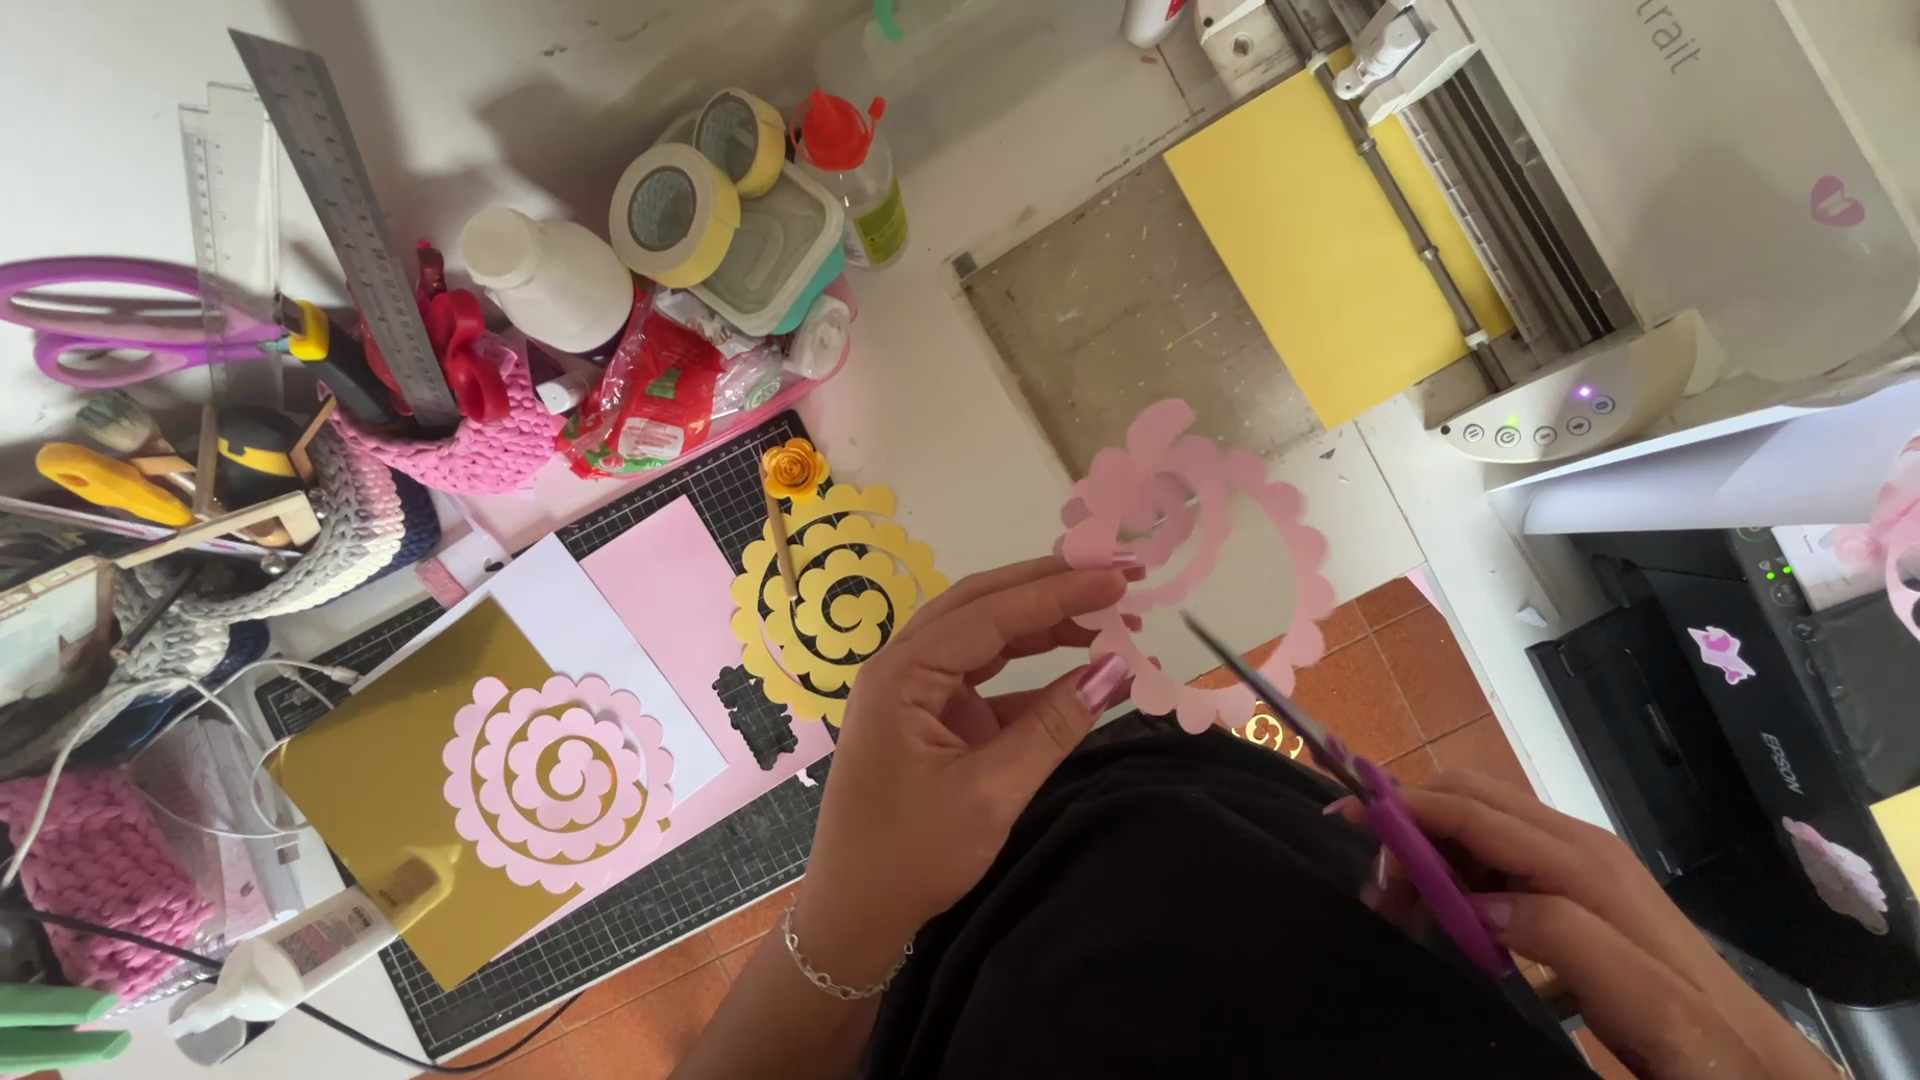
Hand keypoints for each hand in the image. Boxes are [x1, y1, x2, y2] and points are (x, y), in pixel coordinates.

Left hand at [791, 556, 1134, 986]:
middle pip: (981, 606)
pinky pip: (983, 677)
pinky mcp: (931, 715)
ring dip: (1042, 625)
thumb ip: (1053, 726)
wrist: (854, 915)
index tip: (1117, 578)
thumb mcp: (990, 792)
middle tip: (1114, 577)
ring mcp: (915, 689)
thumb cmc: (911, 855)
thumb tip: (1115, 669)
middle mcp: (903, 665)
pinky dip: (1030, 673)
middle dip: (1048, 588)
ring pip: (983, 635)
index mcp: (901, 673)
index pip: (990, 614)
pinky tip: (1076, 672)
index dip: (1058, 592)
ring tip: (1105, 617)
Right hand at [1336, 771, 1837, 1079]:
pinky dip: (1447, 868)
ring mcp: (1572, 856)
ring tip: (1400, 908)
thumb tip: (1479, 901)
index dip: (1402, 805)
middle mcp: (1573, 842)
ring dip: (1422, 850)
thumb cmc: (1706, 1042)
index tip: (1343, 815)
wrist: (1764, 1069)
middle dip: (1406, 825)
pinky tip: (1442, 910)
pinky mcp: (1568, 877)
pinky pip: (1486, 848)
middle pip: (1463, 796)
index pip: (1470, 809)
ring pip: (1469, 818)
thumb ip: (1569, 941)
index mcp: (1582, 863)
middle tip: (1380, 889)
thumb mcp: (1651, 1008)